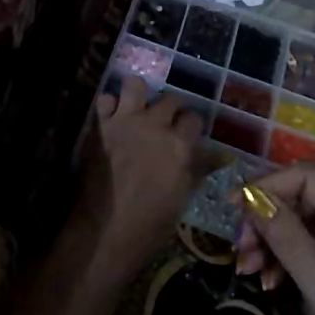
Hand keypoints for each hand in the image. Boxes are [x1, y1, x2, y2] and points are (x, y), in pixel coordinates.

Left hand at [79, 77, 202, 276]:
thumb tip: (215, 156)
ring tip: (138, 107)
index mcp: (179, 145)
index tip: (189, 133)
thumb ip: (196, 169)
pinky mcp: (99, 126)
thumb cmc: (151, 223)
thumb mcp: (182, 197)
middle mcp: (154, 126)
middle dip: (171, 107)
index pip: (194, 118)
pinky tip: (112, 117)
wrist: (106, 229)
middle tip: (166, 121)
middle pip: (170, 98)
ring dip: (139, 93)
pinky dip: (109, 105)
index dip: (192, 125)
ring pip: (135, 84)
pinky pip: (104, 99)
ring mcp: (124, 122)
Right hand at [238, 166, 314, 314]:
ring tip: (249, 269)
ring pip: (295, 217)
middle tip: (240, 248)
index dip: (267, 187)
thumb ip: (287, 239)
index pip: (307, 178)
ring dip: (267, 239)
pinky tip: (267, 280)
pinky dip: (279, 255)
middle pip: (298, 196)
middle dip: (265, 218)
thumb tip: (250, 199)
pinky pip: (302, 240)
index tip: (233, 209)